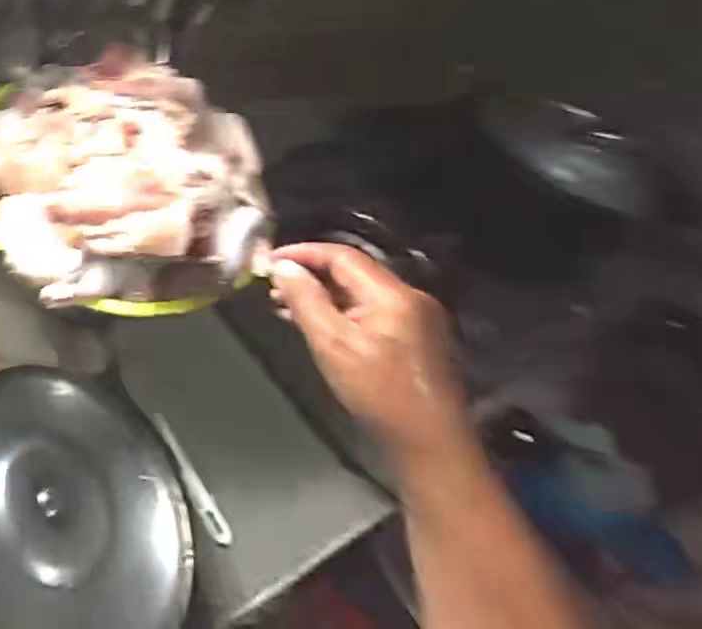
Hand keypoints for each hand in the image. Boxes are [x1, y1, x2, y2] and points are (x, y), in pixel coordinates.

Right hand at [263, 242, 471, 461]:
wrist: (431, 449)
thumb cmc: (379, 394)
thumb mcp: (331, 343)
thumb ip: (305, 299)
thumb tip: (283, 267)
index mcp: (393, 295)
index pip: (341, 255)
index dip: (302, 252)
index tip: (270, 261)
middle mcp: (409, 298)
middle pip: (351, 271)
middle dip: (309, 274)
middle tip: (274, 286)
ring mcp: (415, 318)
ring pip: (358, 291)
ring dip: (321, 294)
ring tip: (285, 305)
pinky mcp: (414, 338)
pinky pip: (369, 310)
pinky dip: (339, 310)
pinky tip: (315, 323)